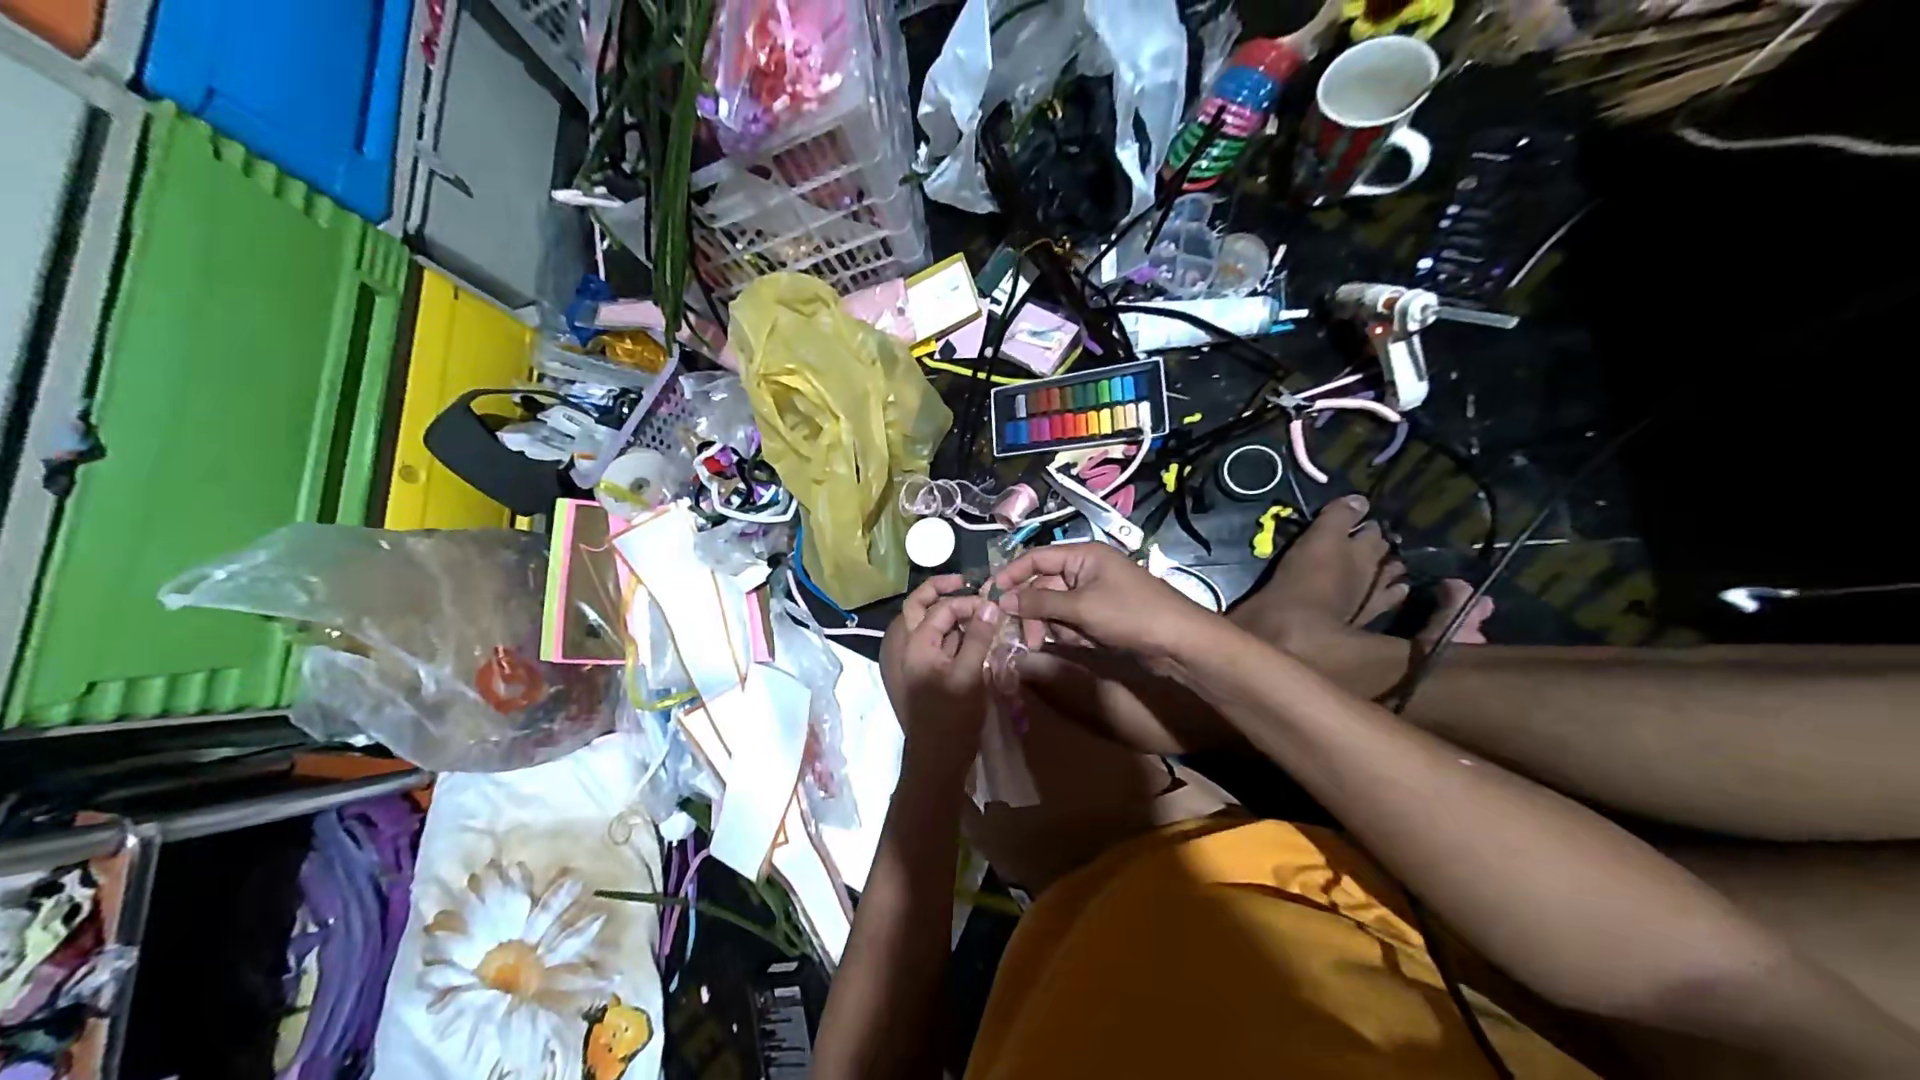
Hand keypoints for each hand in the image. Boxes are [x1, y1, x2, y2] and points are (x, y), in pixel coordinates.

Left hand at [880, 576, 1003, 774]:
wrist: (934, 759)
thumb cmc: (952, 718)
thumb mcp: (971, 675)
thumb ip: (978, 638)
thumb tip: (990, 604)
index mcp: (914, 644)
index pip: (941, 608)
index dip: (968, 603)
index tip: (993, 606)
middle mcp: (902, 647)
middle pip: (916, 606)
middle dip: (939, 590)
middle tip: (964, 583)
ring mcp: (903, 660)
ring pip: (916, 622)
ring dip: (938, 610)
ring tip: (966, 609)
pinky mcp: (911, 673)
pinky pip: (922, 641)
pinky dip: (939, 631)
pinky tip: (962, 636)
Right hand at [990, 544, 1220, 667]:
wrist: (1179, 642)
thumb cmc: (1130, 614)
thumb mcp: (1081, 607)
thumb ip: (1039, 603)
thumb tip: (1001, 600)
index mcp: (1083, 555)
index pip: (1035, 557)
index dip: (1011, 574)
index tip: (991, 596)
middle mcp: (1085, 570)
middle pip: (1042, 586)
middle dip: (1032, 611)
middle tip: (1026, 637)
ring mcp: (1092, 594)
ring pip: (1054, 607)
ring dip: (1048, 625)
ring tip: (1052, 643)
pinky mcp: (1099, 616)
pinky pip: (1070, 621)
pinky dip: (1067, 633)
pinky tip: (1078, 644)